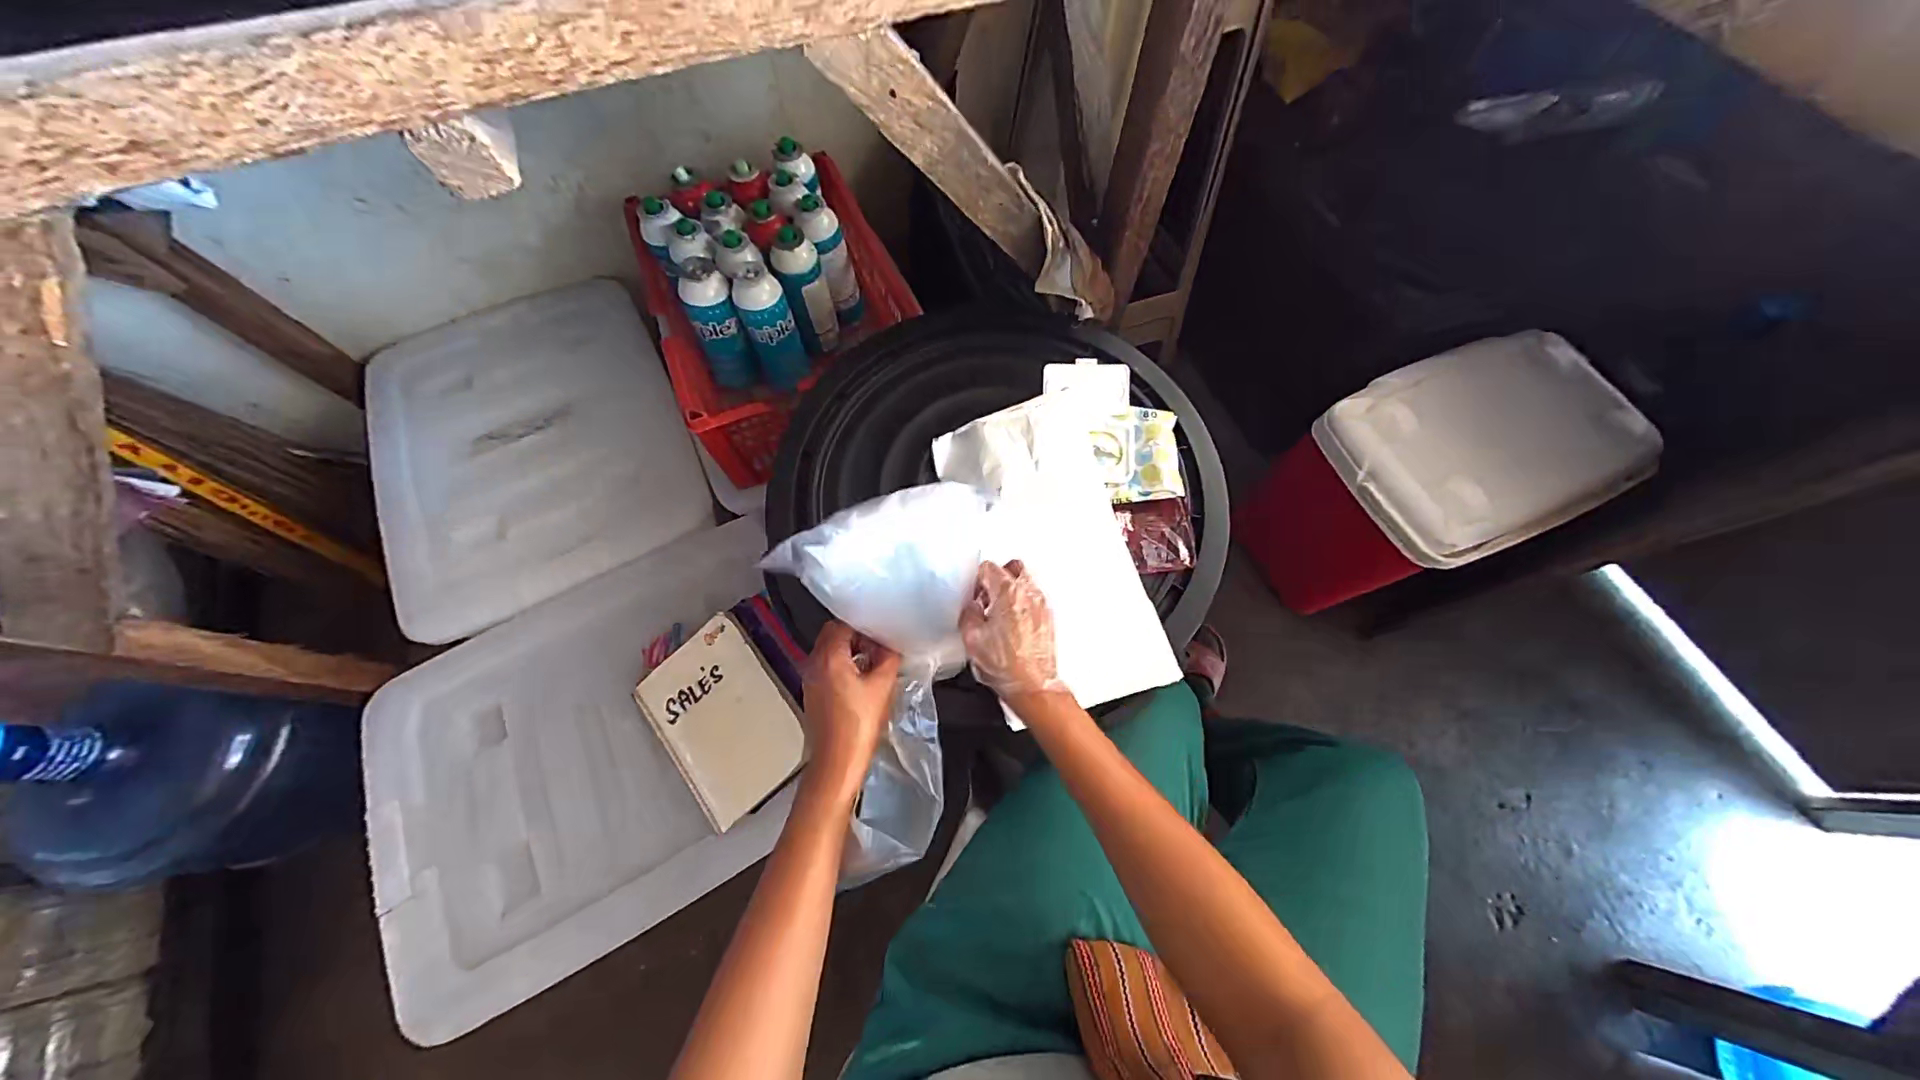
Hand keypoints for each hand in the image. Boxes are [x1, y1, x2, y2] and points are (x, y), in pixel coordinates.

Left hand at [801, 620, 900, 803]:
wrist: (837, 763)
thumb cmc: (858, 725)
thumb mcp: (883, 685)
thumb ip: (888, 658)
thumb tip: (890, 647)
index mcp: (828, 657)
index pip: (841, 624)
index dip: (863, 625)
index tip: (880, 633)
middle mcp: (813, 665)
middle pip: (832, 636)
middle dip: (856, 637)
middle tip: (879, 647)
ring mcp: (810, 681)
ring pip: (829, 653)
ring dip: (850, 653)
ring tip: (874, 665)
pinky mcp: (813, 695)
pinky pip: (827, 670)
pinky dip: (843, 668)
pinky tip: (862, 682)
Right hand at [960, 560, 1067, 704]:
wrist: (1033, 686)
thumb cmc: (1007, 666)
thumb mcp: (972, 639)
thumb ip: (968, 614)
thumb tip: (972, 608)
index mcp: (1007, 593)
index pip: (989, 568)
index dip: (977, 580)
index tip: (974, 595)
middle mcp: (1028, 594)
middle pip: (1012, 568)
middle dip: (997, 578)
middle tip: (986, 596)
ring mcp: (1041, 606)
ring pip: (1025, 582)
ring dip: (1010, 590)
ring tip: (998, 611)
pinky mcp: (1047, 619)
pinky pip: (1033, 600)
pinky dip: (1022, 604)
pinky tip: (1011, 623)